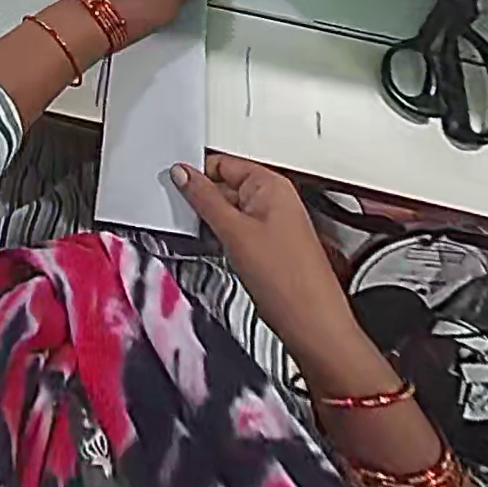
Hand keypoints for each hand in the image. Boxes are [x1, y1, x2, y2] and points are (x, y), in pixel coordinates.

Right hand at [171, 155, 379, 386]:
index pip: (223, 162)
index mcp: (270, 184)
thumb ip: (204, 199)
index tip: (174, 183)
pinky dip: (223, 235)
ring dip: (212, 219)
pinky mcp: (270, 244)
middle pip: (226, 184)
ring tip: (200, 234)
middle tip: (182, 211)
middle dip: (202, 198)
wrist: (313, 324)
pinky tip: (217, 248)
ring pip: (231, 209)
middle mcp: (275, 198)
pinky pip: (239, 228)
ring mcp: (274, 222)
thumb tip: (184, 173)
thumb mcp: (234, 232)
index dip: (197, 172)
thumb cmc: (288, 280)